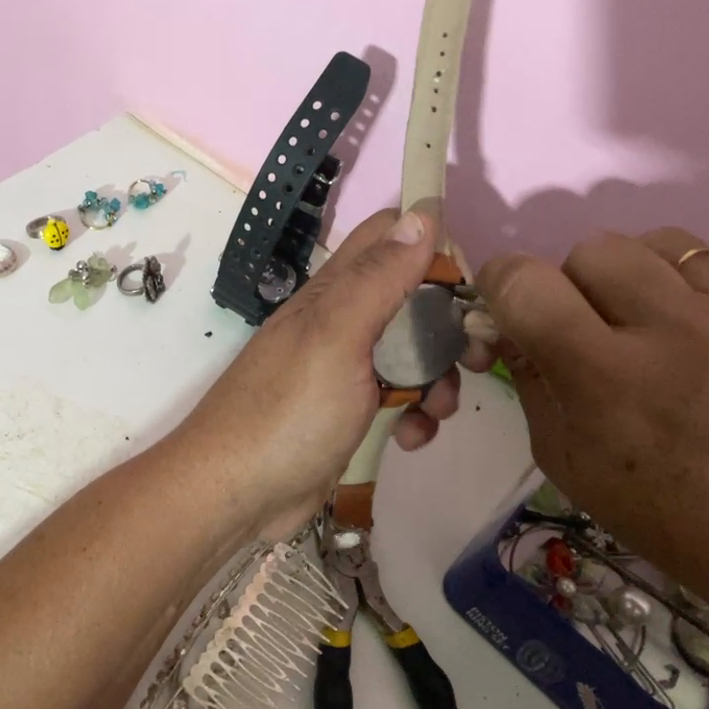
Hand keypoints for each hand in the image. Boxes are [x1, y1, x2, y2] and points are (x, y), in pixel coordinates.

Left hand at [172, 208, 490, 541]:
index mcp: (333, 294)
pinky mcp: (348, 416)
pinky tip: (409, 439)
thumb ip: (379, 278)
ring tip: (437, 409)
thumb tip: (420, 214)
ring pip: (411, 356)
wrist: (235, 494)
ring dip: (437, 379)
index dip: (433, 248)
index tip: (468, 286)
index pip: (388, 239)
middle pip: (411, 301)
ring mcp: (343, 373)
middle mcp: (340, 324)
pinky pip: (397, 402)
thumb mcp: (337, 336)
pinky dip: (413, 417)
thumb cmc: (287, 411)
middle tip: (474, 359)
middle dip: (447, 326)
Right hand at [478, 229, 708, 606]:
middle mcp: (671, 329)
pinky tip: (696, 332)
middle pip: (589, 250)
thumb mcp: (565, 459)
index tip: (506, 305)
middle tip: (586, 331)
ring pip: (651, 242)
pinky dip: (685, 286)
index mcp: (605, 379)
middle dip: (570, 285)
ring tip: (645, 325)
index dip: (501, 284)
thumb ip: (530, 379)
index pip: (526, 284)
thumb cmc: (664, 516)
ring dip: (629, 277)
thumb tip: (505, 323)